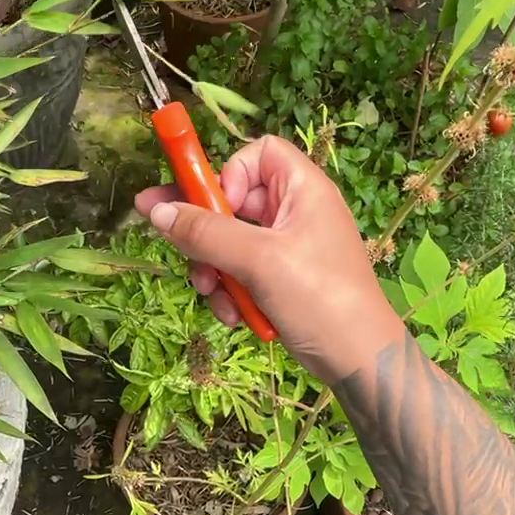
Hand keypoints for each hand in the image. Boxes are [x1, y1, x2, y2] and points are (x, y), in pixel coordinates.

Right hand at [135, 135, 404, 383]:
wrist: (357, 360)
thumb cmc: (319, 297)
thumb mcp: (259, 261)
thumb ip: (206, 233)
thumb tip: (156, 210)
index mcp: (302, 190)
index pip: (258, 154)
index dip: (230, 173)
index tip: (216, 205)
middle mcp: (293, 213)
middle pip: (233, 203)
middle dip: (205, 233)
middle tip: (174, 247)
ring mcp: (285, 250)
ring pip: (229, 244)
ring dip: (213, 270)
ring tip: (212, 293)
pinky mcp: (278, 282)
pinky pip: (239, 274)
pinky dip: (231, 293)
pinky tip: (234, 317)